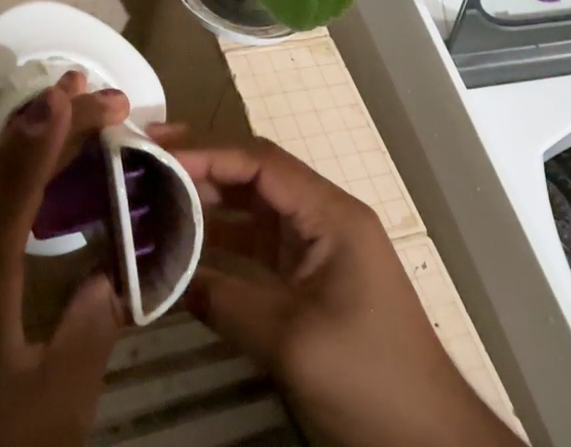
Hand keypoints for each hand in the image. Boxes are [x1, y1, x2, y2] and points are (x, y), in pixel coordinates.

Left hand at [0, 73, 130, 446]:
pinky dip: (0, 185)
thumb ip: (90, 327)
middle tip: (101, 94)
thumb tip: (107, 275)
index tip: (71, 89)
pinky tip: (31, 185)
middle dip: (45, 128)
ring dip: (21, 150)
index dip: (41, 137)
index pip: (6, 192)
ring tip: (70, 116)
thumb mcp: (55, 406)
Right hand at [173, 136, 516, 446]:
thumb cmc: (368, 376)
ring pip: (253, 208)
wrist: (424, 433)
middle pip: (255, 175)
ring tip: (153, 196)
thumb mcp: (291, 339)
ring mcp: (317, 247)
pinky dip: (220, 241)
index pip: (261, 163)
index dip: (207, 152)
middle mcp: (324, 218)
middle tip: (146, 162)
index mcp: (331, 215)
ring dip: (207, 202)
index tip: (156, 154)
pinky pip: (257, 244)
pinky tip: (183, 246)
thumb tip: (170, 278)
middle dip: (202, 165)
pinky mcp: (308, 277)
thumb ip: (226, 300)